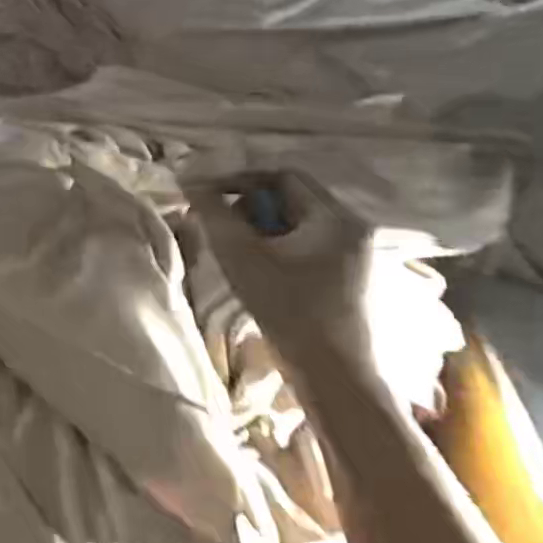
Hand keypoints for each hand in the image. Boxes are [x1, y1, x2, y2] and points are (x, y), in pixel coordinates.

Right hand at [183, 172, 372, 354]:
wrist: (332, 367)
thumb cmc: (285, 304)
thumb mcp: (238, 252)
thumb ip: (213, 210)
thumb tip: (189, 178)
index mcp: (335, 218)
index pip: (280, 175)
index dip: (237, 179)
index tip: (204, 195)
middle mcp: (352, 227)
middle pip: (288, 196)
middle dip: (246, 205)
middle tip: (217, 226)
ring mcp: (354, 252)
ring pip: (293, 220)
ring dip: (256, 226)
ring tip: (233, 249)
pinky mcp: (347, 272)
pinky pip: (303, 240)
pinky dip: (273, 243)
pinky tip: (256, 266)